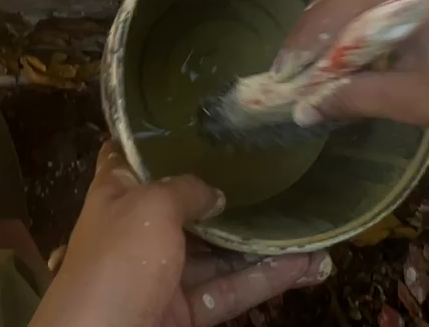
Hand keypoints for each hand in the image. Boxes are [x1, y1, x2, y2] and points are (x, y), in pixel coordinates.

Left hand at [29, 143, 332, 326]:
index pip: (140, 154)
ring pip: (219, 250)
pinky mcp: (184, 314)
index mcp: (119, 192)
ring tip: (309, 226)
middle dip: (233, 194)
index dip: (167, 138)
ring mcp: (164, 273)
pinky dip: (265, 278)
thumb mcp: (150, 207)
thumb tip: (216, 192)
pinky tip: (305, 265)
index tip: (205, 120)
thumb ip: (187, 190)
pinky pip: (229, 290)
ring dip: (262, 241)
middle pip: (191, 203)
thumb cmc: (118, 262)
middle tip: (279, 175)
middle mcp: (141, 228)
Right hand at [281, 0, 428, 160]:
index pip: (330, 13)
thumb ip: (354, 96)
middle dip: (322, 28)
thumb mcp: (418, 100)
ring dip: (346, 10)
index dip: (301, 49)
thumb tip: (302, 109)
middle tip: (307, 73)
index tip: (279, 78)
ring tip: (340, 58)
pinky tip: (377, 35)